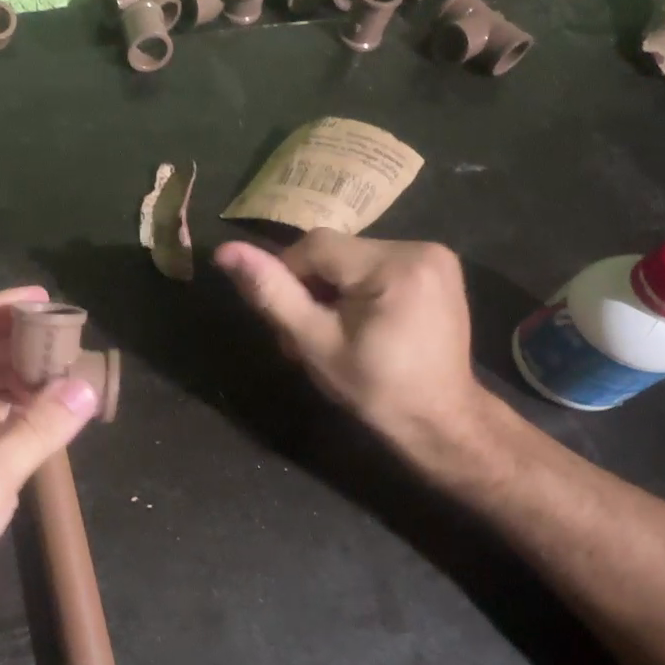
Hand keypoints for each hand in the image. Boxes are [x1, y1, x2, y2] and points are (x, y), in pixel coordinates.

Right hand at [214, 231, 483, 445]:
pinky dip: (359, 289)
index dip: (288, 279)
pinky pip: (379, 265)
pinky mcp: (439, 269)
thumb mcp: (314, 342)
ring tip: (333, 334)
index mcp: (393, 265)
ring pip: (354, 258)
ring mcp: (436, 257)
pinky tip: (361, 324)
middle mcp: (420, 248)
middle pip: (336, 252)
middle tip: (306, 337)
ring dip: (333, 290)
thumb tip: (225, 251)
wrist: (439, 419)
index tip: (288, 323)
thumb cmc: (374, 388)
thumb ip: (271, 293)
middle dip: (312, 288)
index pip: (314, 246)